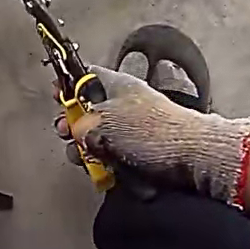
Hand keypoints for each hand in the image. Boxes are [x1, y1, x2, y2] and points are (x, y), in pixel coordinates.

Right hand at [56, 65, 249, 205]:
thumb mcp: (105, 122)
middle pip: (87, 111)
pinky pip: (112, 157)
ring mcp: (132, 131)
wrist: (194, 159)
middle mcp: (124, 104)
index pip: (85, 75)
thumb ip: (81, 123)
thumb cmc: (149, 132)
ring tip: (84, 160)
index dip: (67, 84)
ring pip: (97, 138)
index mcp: (117, 84)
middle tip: (66, 135)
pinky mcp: (140, 154)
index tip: (55, 96)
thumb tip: (77, 132)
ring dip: (85, 150)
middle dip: (73, 125)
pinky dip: (105, 165)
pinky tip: (103, 173)